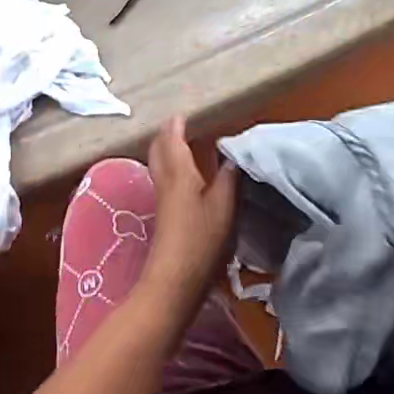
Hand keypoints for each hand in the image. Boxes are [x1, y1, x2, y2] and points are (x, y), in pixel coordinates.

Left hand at [140, 116, 237, 295]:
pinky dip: (171, 167)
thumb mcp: (223, 205)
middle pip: (158, 149)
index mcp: (179, 173)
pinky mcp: (164, 215)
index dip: (177, 124)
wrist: (174, 280)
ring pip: (158, 164)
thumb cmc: (200, 240)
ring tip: (182, 143)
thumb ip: (229, 178)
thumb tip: (235, 155)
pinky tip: (186, 176)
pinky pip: (164, 179)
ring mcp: (162, 199)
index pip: (172, 140)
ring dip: (166, 150)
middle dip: (166, 134)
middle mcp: (165, 182)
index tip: (185, 113)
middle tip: (181, 125)